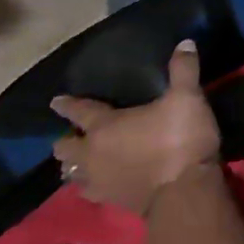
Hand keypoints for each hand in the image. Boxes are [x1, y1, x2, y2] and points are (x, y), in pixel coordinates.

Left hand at [51, 39, 221, 214]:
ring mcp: (99, 181)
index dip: (68, 104)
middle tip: (73, 134)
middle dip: (67, 139)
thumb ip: (184, 70)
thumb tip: (185, 42)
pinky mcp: (110, 201)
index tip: (55, 101)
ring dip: (73, 166)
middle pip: (66, 147)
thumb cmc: (181, 139)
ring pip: (72, 174)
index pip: (80, 111)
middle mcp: (93, 153)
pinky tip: (97, 184)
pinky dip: (89, 185)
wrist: (184, 191)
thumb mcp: (188, 98)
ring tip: (79, 161)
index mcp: (105, 126)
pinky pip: (89, 192)